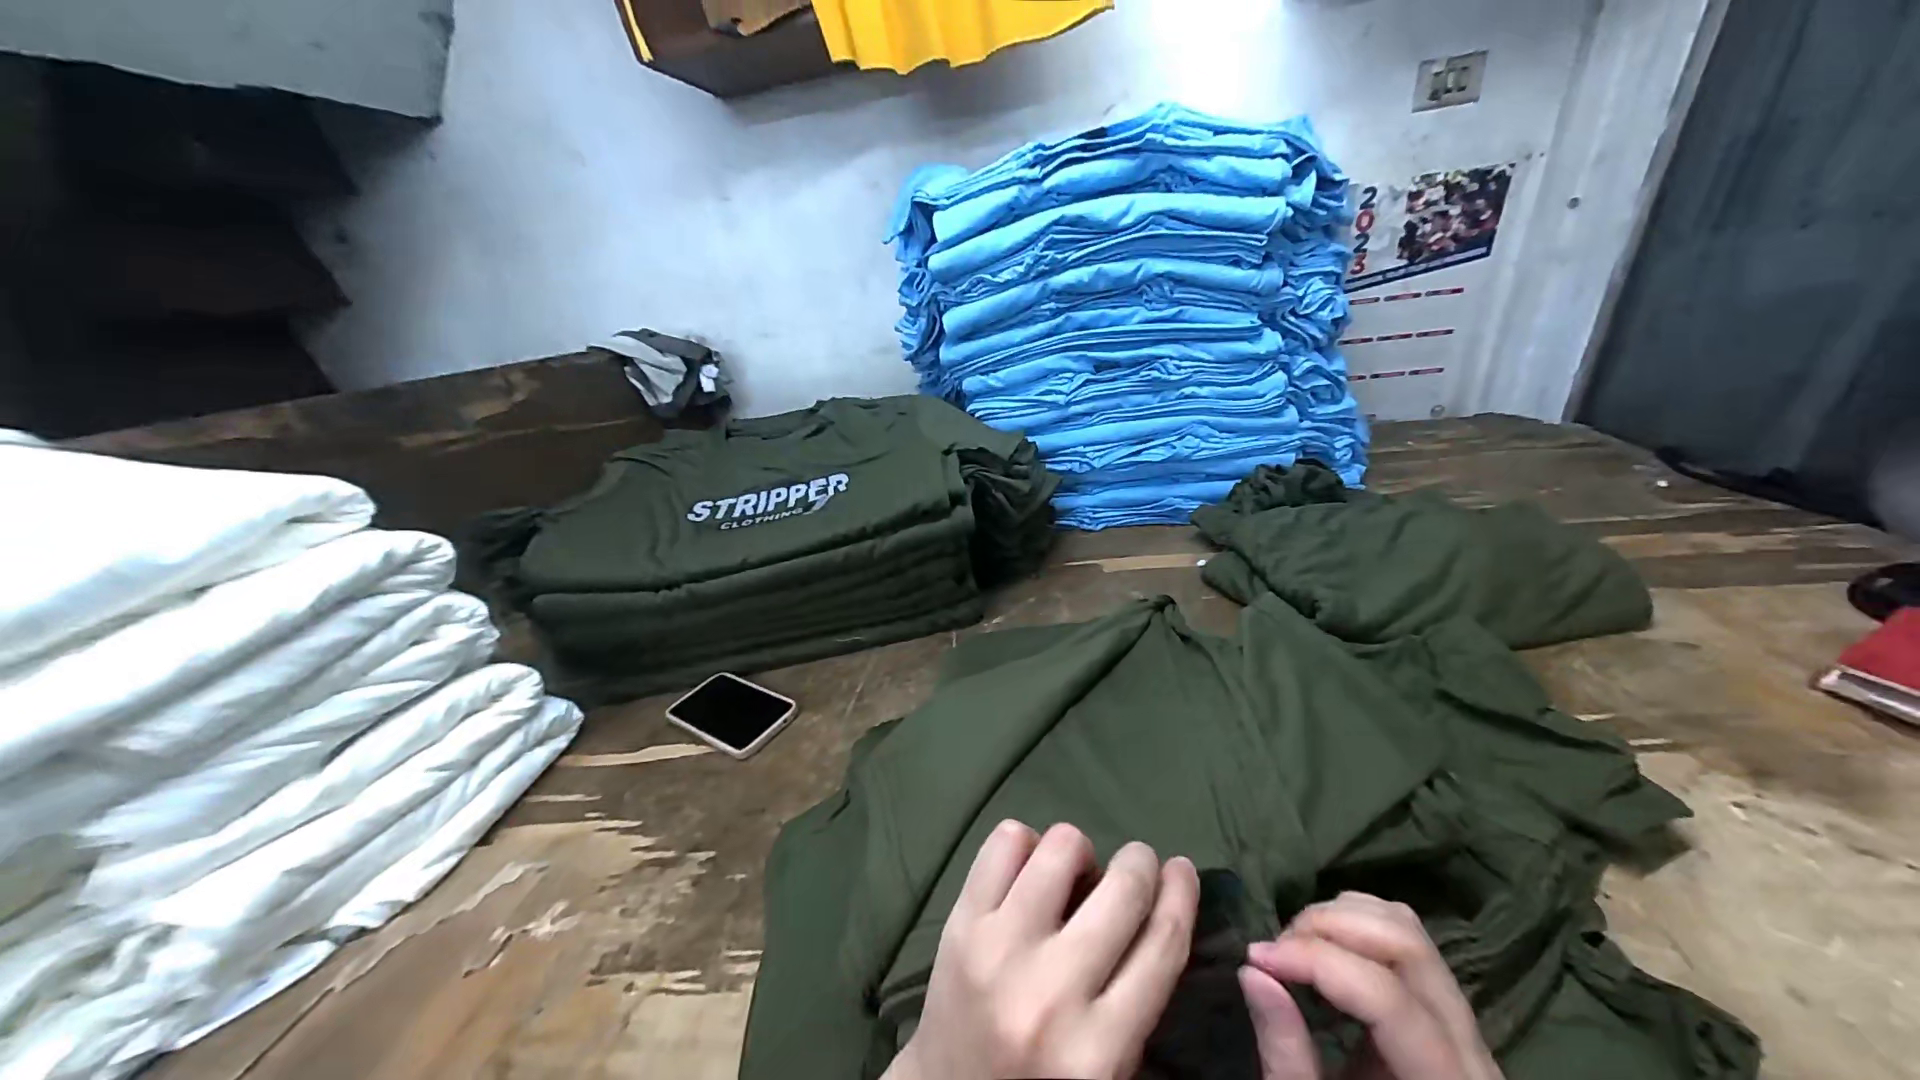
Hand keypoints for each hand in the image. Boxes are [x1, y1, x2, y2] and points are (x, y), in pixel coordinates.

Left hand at [884, 820, 1200, 1079]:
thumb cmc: (1040, 1077)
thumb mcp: (1107, 1065)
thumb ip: (1137, 993)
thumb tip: (1162, 901)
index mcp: (1099, 1048)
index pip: (1161, 944)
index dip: (1181, 894)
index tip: (1184, 870)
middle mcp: (1052, 991)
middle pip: (1123, 889)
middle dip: (1140, 862)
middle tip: (1137, 862)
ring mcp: (1000, 948)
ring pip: (1061, 849)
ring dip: (1080, 849)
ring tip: (1074, 871)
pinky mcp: (961, 921)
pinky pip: (1006, 843)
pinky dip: (1025, 841)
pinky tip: (1029, 867)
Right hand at [1239, 892, 1501, 1079]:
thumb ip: (1285, 1053)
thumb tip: (1252, 971)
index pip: (1388, 997)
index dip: (1316, 962)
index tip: (1256, 958)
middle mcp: (1473, 1050)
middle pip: (1405, 943)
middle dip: (1326, 928)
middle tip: (1276, 953)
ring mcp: (1465, 1024)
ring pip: (1405, 926)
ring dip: (1338, 920)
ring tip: (1296, 951)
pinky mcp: (1443, 1008)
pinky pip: (1405, 935)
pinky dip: (1353, 923)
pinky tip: (1323, 955)